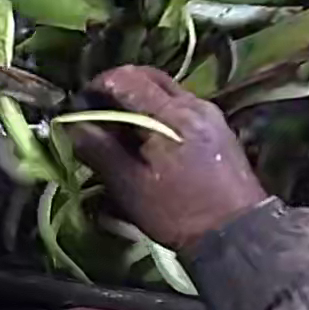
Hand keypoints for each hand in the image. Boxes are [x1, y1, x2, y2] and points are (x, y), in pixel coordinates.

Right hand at [68, 65, 267, 250]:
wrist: (236, 234)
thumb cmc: (176, 212)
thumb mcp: (129, 186)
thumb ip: (100, 150)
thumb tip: (72, 126)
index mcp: (169, 115)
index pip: (126, 79)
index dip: (97, 86)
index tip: (80, 105)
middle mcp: (193, 104)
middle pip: (148, 76)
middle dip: (118, 86)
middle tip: (96, 111)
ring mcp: (209, 114)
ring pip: (165, 90)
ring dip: (137, 99)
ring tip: (118, 128)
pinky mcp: (216, 128)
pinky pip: (179, 106)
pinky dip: (156, 111)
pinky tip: (145, 138)